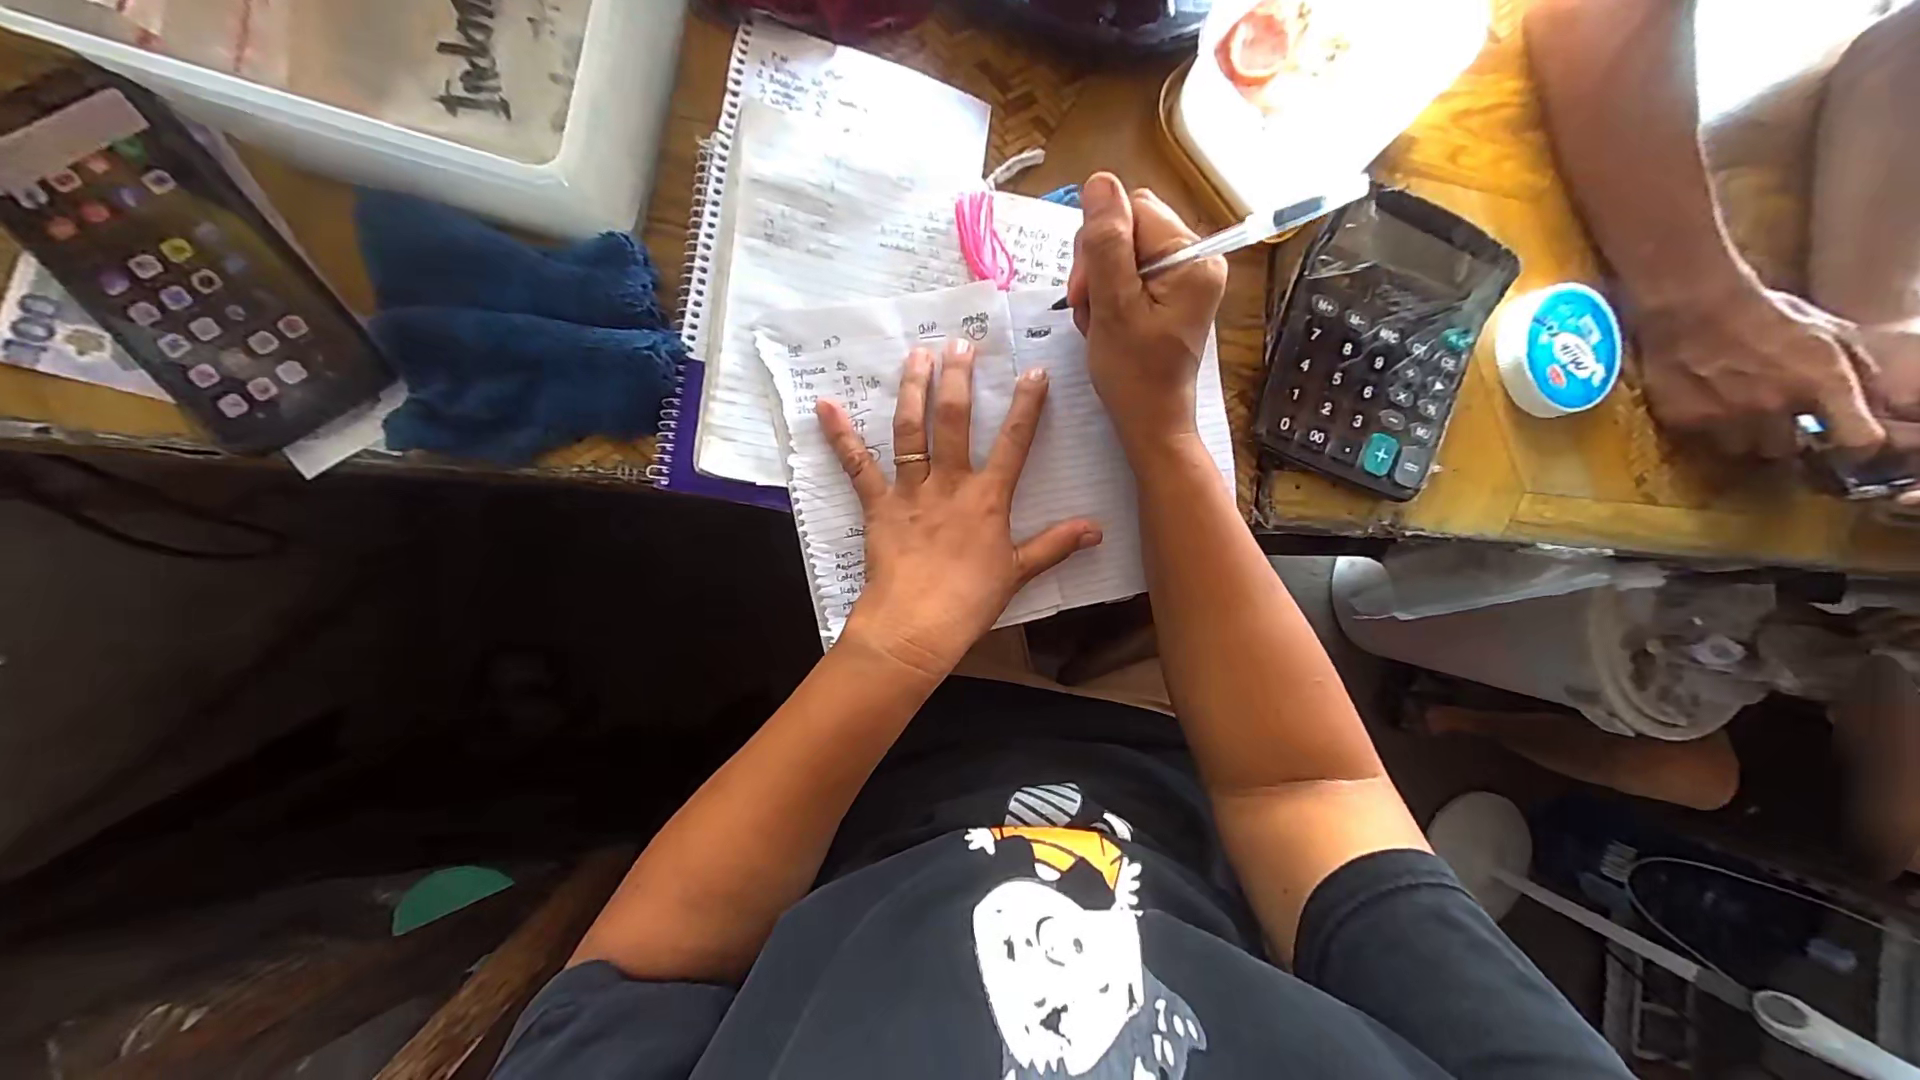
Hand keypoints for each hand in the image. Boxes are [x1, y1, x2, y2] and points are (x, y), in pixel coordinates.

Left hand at [818, 339, 1101, 677]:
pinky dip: (841, 436)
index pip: (1014, 442)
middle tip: (960, 343)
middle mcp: (949, 484)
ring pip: (910, 431)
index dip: (1026, 405)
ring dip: (913, 390)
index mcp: (988, 498)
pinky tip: (826, 406)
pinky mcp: (878, 505)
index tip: (1032, 371)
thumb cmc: (970, 601)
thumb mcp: (1018, 572)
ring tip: (916, 355)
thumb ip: (1055, 545)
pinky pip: (857, 466)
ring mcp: (910, 491)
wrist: (916, 626)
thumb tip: (1097, 530)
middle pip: (954, 421)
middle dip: (958, 379)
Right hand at [1066, 173, 1227, 457]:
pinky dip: (1106, 296)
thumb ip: (1106, 244)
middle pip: (1127, 226)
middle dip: (1096, 266)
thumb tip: (1098, 181)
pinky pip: (1126, 274)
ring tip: (1096, 322)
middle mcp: (1195, 259)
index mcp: (1193, 258)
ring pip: (1120, 251)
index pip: (1133, 211)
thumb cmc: (1133, 373)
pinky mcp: (1167, 294)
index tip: (1085, 291)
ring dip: (1096, 284)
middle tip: (1089, 308)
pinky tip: (1103, 323)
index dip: (1099, 243)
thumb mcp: (1113, 307)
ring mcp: (1181, 277)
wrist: (1149, 422)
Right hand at [1634, 286, 1882, 457]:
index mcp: (1823, 384)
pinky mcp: (1683, 420)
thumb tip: (1878, 405)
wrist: (1693, 308)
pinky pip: (1700, 438)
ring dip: (1743, 438)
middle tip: (1777, 423)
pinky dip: (1708, 428)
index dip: (1854, 447)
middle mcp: (1774, 407)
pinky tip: (1706, 408)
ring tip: (1738, 419)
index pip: (1858, 441)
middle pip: (1786, 451)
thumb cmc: (1766, 314)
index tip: (1843, 443)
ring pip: (1740, 450)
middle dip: (1784, 439)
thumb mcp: (1830, 335)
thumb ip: (1857, 373)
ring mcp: (1723, 417)